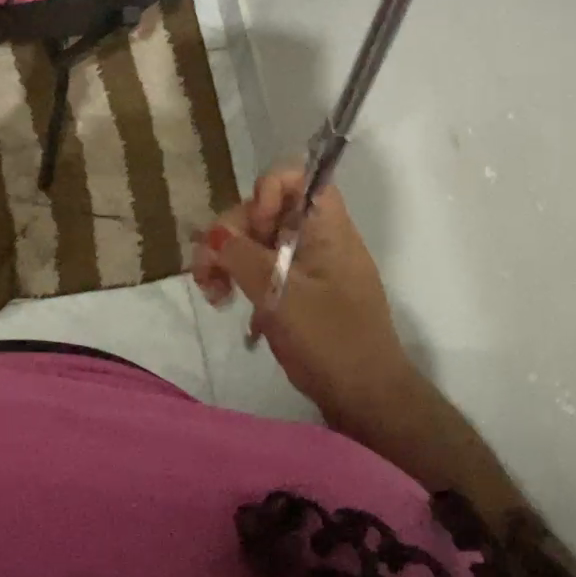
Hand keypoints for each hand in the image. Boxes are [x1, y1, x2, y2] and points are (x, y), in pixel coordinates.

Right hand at [192, 168, 414, 425]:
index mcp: (327, 229)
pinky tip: (225, 302)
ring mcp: (306, 267)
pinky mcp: (296, 292)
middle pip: (264, 211)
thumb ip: (243, 257)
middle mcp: (316, 240)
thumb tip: (212, 234)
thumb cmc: (331, 341)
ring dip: (227, 259)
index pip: (296, 179)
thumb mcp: (281, 295)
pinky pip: (260, 269)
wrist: (366, 398)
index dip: (265, 193)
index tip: (253, 230)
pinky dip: (238, 279)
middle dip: (230, 234)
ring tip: (213, 293)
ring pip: (256, 241)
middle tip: (209, 272)